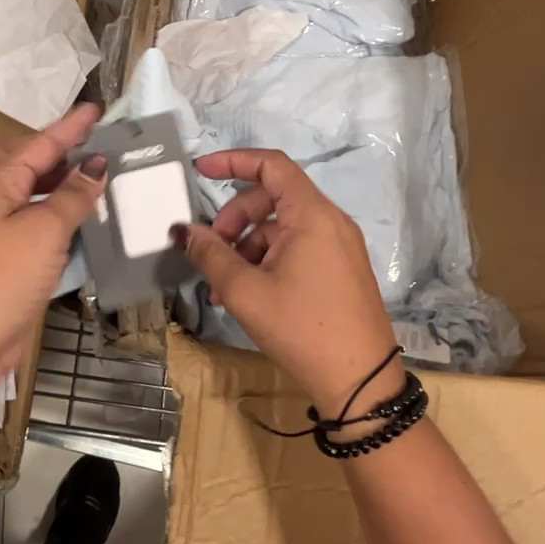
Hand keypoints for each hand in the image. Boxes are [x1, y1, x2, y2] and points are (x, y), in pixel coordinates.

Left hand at [0, 104, 107, 376]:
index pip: (40, 144)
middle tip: (88, 146)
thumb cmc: (2, 279)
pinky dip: (57, 212)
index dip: (70, 127)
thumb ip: (71, 196)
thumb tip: (95, 165)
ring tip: (93, 179)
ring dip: (58, 181)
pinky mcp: (6, 258)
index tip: (95, 107)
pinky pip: (34, 220)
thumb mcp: (44, 231)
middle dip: (53, 149)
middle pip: (22, 161)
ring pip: (28, 191)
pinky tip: (79, 221)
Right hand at [176, 149, 401, 415]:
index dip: (233, 160)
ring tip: (223, 287)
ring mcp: (339, 246)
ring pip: (281, 228)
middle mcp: (330, 221)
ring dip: (246, 247)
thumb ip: (210, 254)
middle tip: (210, 250)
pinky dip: (267, 261)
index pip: (271, 165)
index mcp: (311, 214)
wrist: (360, 383)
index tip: (200, 169)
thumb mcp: (245, 291)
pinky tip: (246, 296)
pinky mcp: (340, 270)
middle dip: (234, 218)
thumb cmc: (301, 328)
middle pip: (272, 198)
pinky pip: (296, 249)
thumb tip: (184, 231)